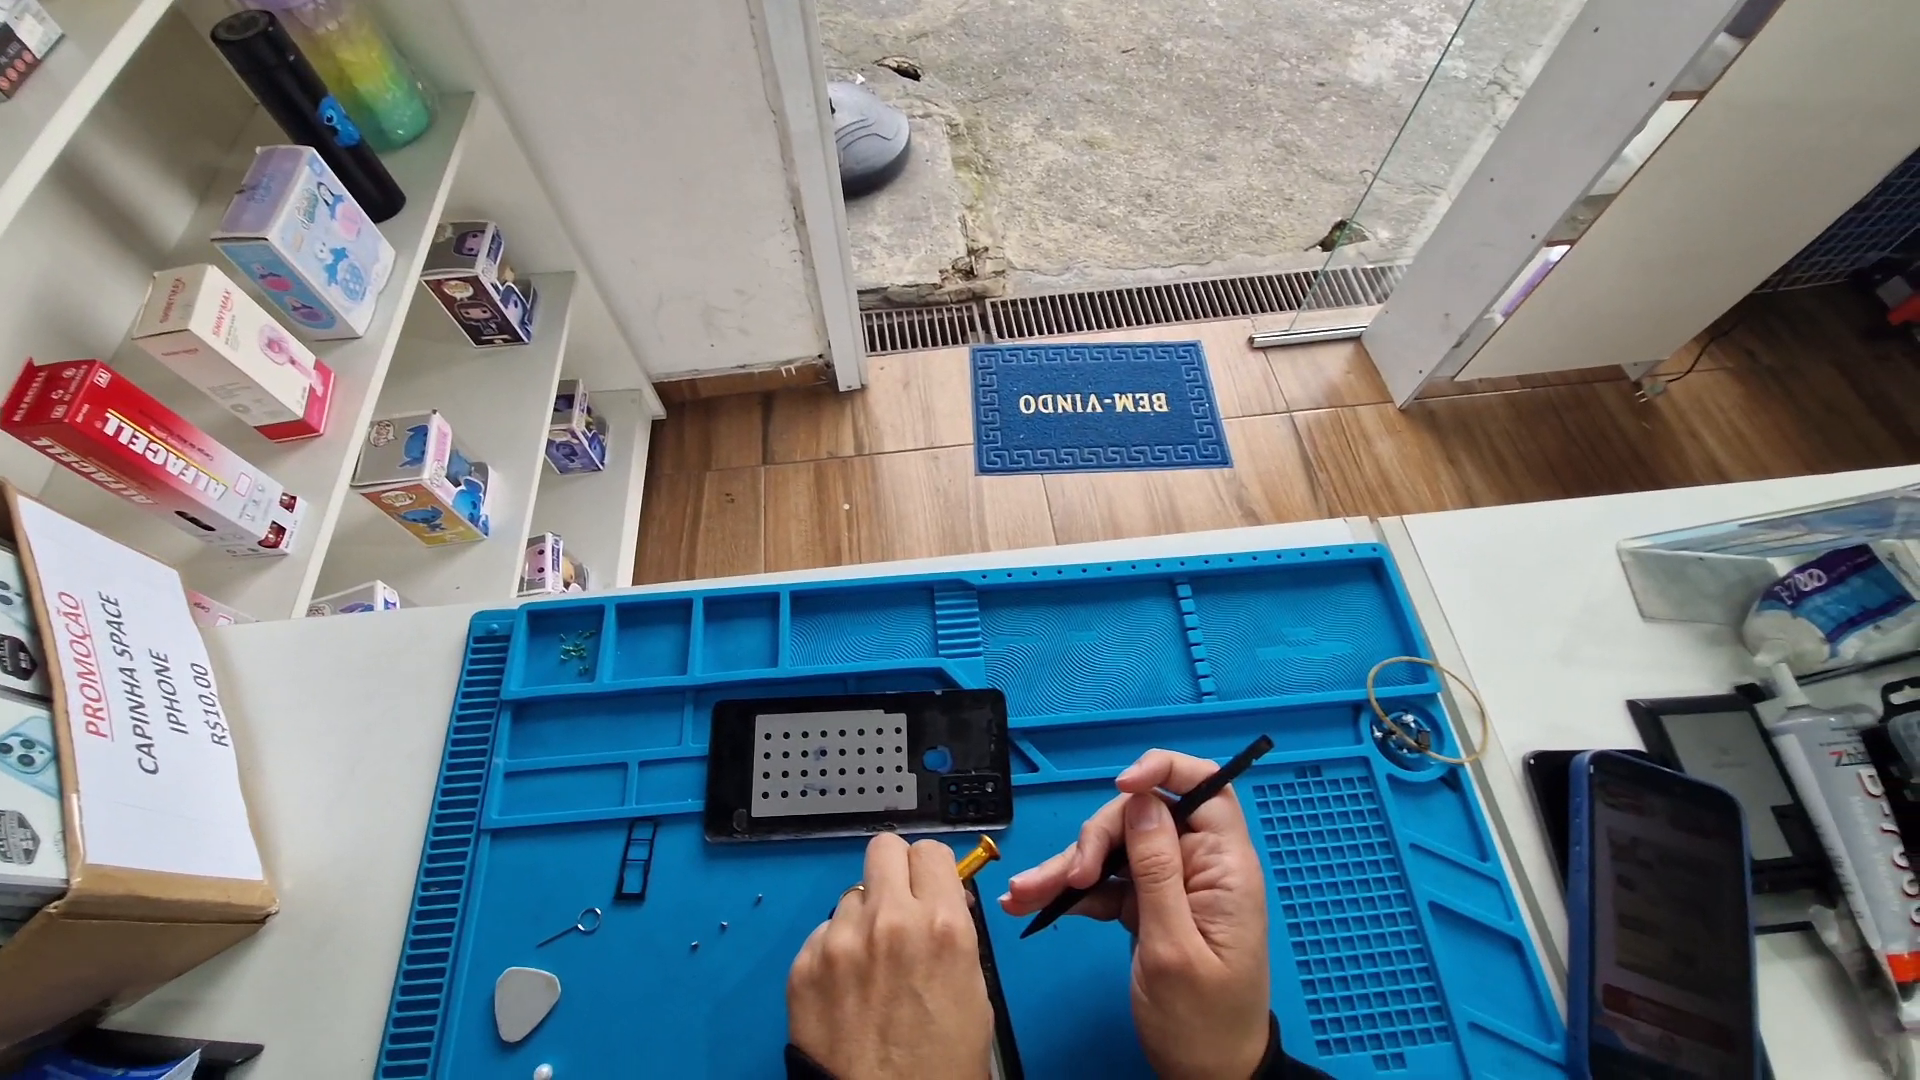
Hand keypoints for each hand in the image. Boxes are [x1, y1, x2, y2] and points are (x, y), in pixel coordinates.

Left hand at [788, 833, 993, 1078]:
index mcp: (942, 924)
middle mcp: (890, 918)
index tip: (929, 888)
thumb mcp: (972, 988)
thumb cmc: (944, 1064)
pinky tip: (846, 989)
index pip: (930, 851)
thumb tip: (940, 900)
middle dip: (895, 870)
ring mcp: (841, 940)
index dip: (931, 870)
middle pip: (884, 847)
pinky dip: (835, 953)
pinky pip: (823, 934)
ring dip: (864, 918)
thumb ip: (954, 930)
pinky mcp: (803, 965)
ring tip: (870, 963)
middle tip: (898, 902)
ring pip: (852, 895)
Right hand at [1001, 750, 1270, 1079]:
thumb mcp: (1174, 947)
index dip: (1164, 770)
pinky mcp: (1146, 902)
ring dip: (1068, 866)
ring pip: (1114, 847)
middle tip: (1068, 877)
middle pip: (1141, 816)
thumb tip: (1142, 801)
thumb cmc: (1202, 1021)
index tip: (1121, 786)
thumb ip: (1157, 870)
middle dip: (1097, 838)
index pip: (1205, 787)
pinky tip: (1033, 902)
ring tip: (1025, 892)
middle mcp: (1197, 863)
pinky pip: (1104, 881)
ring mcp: (1169, 882)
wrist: (1205, 1077)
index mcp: (1223, 865)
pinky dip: (1069, 891)